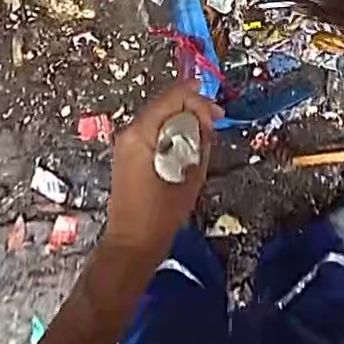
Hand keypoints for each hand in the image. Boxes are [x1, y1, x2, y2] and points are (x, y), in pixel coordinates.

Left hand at [101, 79, 221, 265]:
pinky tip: (189, 140)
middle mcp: (130, 131)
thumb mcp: (189, 179)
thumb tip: (205, 123)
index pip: (171, 98)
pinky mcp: (129, 152)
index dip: (197, 100)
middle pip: (164, 103)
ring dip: (183, 118)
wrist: (131, 245)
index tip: (217, 114)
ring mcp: (127, 141)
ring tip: (207, 128)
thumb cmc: (159, 218)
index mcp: (141, 133)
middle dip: (192, 106)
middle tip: (216, 117)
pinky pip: (154, 130)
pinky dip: (172, 130)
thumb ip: (198, 145)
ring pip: (160, 115)